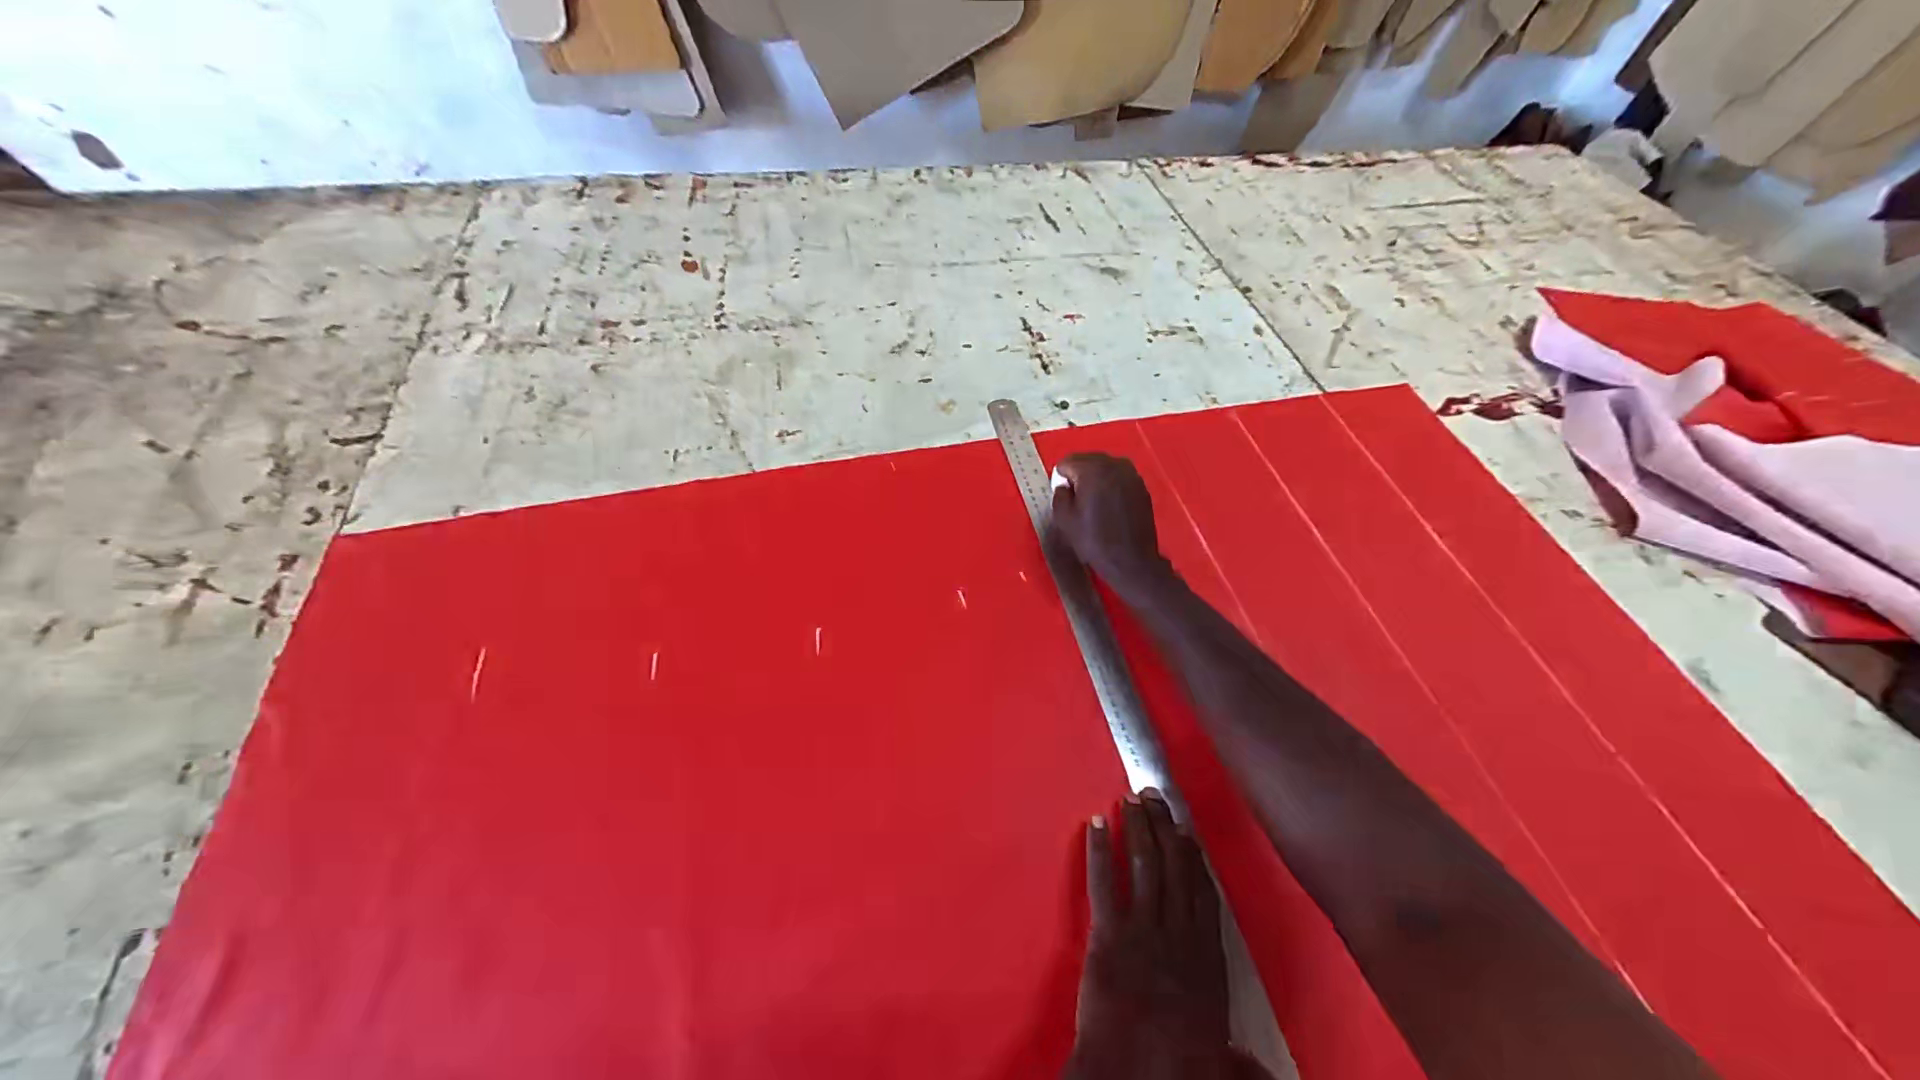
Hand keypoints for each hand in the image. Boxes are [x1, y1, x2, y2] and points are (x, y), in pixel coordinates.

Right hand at [1050, 454, 1171, 593]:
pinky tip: (1109, 507)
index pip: (1067, 462)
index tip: (1065, 500)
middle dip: (1079, 477)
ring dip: (1095, 481)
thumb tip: (1065, 486)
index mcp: (1093, 469)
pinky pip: (1118, 478)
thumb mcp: (1064, 519)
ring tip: (1094, 505)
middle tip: (1077, 503)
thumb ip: (1059, 494)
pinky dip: (1110, 487)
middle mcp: (1114, 464)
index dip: (1060, 480)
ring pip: (1104, 468)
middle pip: (1087, 461)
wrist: (1131, 561)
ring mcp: (1131, 474)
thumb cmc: (1094, 540)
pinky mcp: (1141, 486)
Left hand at [1065, 791, 1258, 1079]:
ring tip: (1130, 799)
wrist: (1135, 1076)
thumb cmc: (1177, 1068)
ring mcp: (1143, 931)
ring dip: (1136, 828)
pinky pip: (1104, 883)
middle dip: (1163, 828)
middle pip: (1173, 868)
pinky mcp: (1107, 935)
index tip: (1186, 830)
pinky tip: (1094, 824)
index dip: (1193, 858)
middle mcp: (1179, 934)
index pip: (1203, 893)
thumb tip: (1273, 1075)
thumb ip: (1241, 1051)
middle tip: (1153, 795)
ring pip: (1143, 866)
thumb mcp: (1219, 1054)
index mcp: (1207, 958)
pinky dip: (1098, 850)